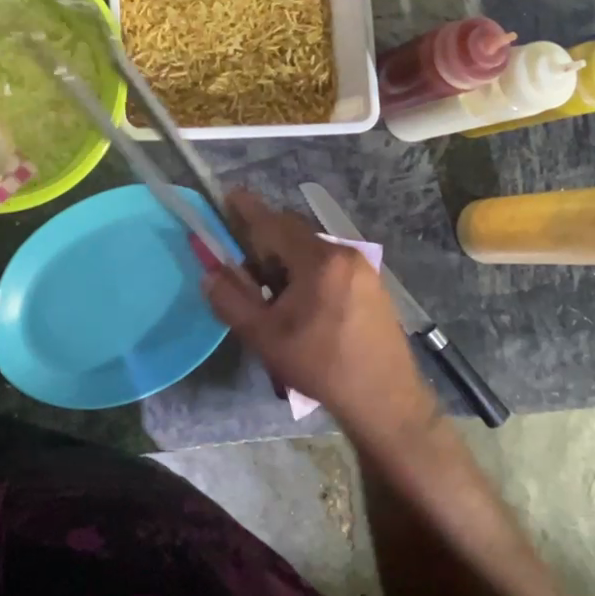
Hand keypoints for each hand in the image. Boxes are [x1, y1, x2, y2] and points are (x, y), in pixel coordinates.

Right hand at [202, 190, 434, 424]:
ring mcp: (363, 269)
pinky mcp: (372, 286)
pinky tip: (300, 306)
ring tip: (271, 297)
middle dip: (263, 244)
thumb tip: (210, 273)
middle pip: (293, 234)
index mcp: (318, 261)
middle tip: (243, 271)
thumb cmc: (321, 366)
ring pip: (311, 251)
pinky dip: (306, 273)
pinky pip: (329, 265)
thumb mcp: (265, 336)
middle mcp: (344, 254)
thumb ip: (231, 300)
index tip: (228, 195)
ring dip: (285, 262)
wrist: (384, 400)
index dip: (246, 209)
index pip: (273, 223)